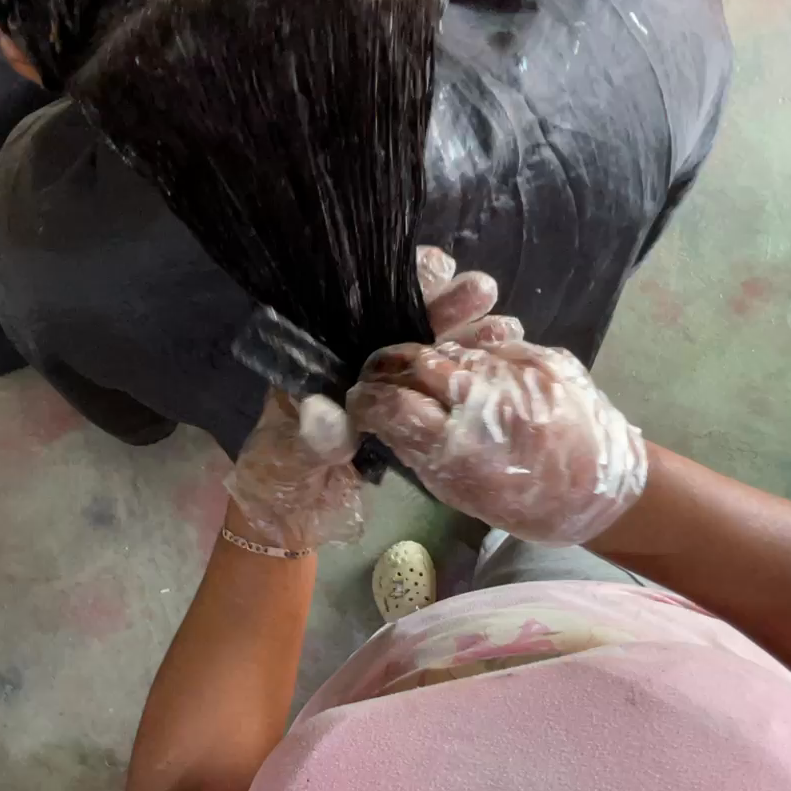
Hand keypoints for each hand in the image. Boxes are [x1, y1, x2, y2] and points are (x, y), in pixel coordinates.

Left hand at [222, 247, 502, 550]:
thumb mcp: (292, 459)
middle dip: (445, 305)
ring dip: (470, 337)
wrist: (298, 519)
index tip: (433, 271)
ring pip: (435, 351)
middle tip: (479, 293)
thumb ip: (311, 436)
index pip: (361, 307)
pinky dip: (476, 372)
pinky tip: (506, 360)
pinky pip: (447, 386)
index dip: (397, 284)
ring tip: (505, 329)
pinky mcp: (413, 415)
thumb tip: (323, 411)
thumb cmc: (284, 478)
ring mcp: (390, 387)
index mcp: (321, 359)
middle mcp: (359, 363)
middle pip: (406, 322)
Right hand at [346, 317, 646, 546]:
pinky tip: (467, 370)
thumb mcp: (459, 491)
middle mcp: (491, 401)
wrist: (604, 488)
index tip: (360, 403)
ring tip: (420, 371)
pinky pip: (491, 344)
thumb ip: (418, 451)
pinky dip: (469, 356)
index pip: (395, 406)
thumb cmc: (523, 504)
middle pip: (420, 362)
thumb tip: (383, 418)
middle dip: (389, 365)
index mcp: (464, 448)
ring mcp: (521, 371)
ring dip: (427, 357)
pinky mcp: (544, 355)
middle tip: (378, 375)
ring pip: (453, 347)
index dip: (368, 401)